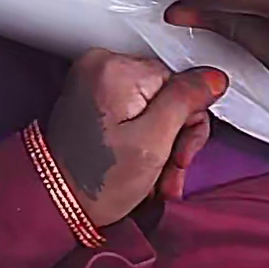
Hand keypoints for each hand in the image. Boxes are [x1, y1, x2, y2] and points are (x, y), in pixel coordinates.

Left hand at [45, 51, 227, 225]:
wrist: (56, 202)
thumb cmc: (97, 181)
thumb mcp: (152, 143)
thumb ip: (185, 102)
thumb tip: (212, 78)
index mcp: (115, 68)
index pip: (180, 83)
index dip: (187, 123)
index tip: (178, 155)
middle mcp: (100, 64)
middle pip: (166, 93)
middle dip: (174, 137)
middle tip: (167, 172)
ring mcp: (93, 80)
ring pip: (153, 104)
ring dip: (161, 144)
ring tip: (155, 176)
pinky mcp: (90, 97)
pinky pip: (133, 108)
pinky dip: (142, 137)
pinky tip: (140, 164)